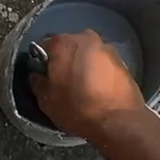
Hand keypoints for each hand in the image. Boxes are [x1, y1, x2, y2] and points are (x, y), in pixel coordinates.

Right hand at [29, 30, 148, 140]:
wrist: (119, 121)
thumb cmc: (78, 108)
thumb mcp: (46, 100)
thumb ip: (37, 82)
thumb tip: (37, 75)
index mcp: (63, 43)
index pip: (44, 46)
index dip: (42, 62)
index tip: (44, 76)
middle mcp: (86, 38)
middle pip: (68, 47)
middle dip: (64, 61)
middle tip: (63, 82)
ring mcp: (107, 48)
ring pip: (87, 54)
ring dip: (82, 65)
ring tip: (82, 88)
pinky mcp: (122, 61)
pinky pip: (102, 63)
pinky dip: (98, 72)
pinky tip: (97, 90)